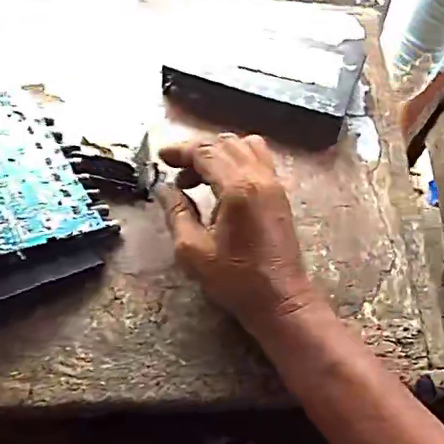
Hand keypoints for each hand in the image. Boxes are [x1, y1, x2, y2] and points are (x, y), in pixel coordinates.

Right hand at [158, 134, 319, 334]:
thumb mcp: (193, 250)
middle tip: (176, 170)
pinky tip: (222, 187)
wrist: (281, 300)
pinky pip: (260, 162)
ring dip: (220, 154)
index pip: (206, 152)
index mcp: (239, 188)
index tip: (162, 158)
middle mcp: (261, 179)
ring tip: (199, 178)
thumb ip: (177, 213)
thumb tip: (165, 190)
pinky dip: (238, 162)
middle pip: (227, 144)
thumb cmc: (237, 280)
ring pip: (247, 148)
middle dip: (198, 151)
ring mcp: (276, 186)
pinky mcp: (281, 198)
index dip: (180, 151)